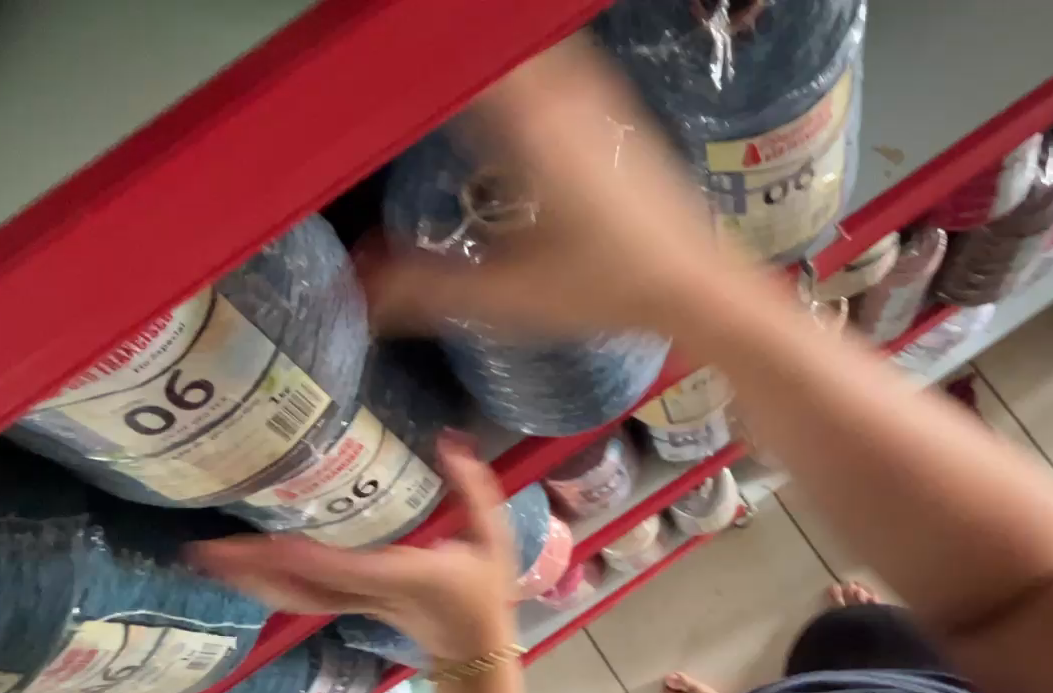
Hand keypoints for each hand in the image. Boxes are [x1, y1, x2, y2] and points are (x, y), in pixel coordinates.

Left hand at [186, 435, 518, 664]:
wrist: (474, 647)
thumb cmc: (483, 591)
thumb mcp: (491, 538)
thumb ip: (473, 489)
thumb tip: (450, 440)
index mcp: (404, 576)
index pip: (347, 568)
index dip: (304, 558)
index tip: (266, 538)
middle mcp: (370, 594)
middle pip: (301, 586)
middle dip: (253, 570)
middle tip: (203, 549)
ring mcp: (354, 606)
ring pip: (294, 597)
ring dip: (249, 580)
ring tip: (205, 557)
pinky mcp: (347, 608)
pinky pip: (299, 598)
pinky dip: (265, 586)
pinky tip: (240, 572)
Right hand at [367, 37, 772, 343]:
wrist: (696, 283)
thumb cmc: (610, 288)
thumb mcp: (512, 297)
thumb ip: (429, 289)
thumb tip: (355, 288)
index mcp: (531, 127)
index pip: (455, 54)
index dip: (408, 42)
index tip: (371, 45)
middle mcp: (562, 94)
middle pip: (484, 34)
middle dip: (434, 40)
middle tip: (386, 42)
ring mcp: (592, 96)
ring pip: (520, 41)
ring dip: (476, 43)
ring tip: (430, 50)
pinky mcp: (611, 109)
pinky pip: (551, 58)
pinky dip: (513, 56)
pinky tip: (500, 77)